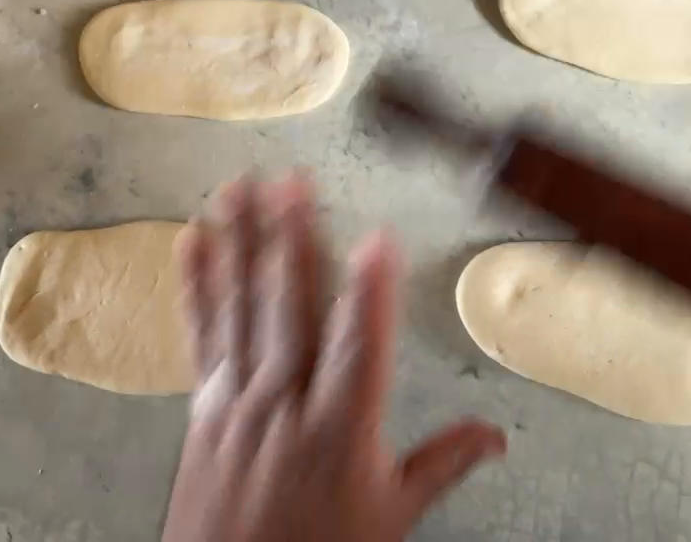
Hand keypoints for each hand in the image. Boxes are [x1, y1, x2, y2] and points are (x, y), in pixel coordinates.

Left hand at [163, 172, 505, 541]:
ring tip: (241, 188)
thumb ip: (443, 462)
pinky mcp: (204, 405)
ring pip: (242, 308)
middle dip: (293, 239)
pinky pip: (201, 335)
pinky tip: (193, 240)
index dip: (371, 291)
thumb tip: (498, 434)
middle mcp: (285, 405)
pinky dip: (196, 285)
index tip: (378, 239)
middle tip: (293, 183)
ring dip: (242, 243)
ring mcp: (238, 401)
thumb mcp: (391, 515)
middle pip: (289, 310)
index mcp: (339, 429)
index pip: (360, 347)